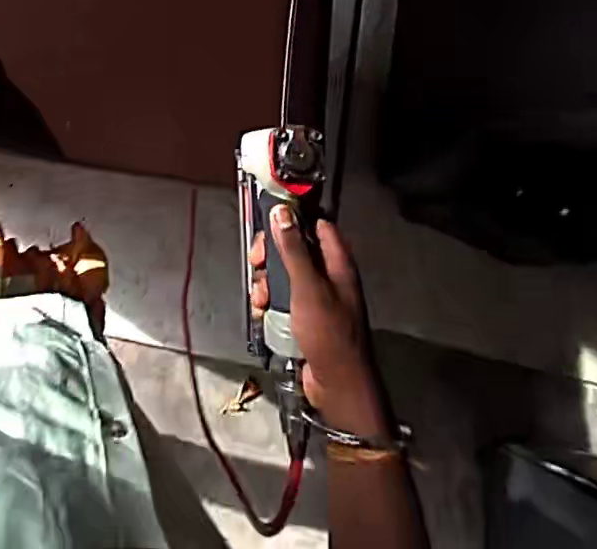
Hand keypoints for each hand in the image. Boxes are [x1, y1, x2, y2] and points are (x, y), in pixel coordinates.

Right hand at [251, 207, 390, 438]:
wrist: (338, 385)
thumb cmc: (329, 332)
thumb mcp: (308, 287)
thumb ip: (293, 249)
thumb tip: (281, 211)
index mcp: (337, 261)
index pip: (316, 224)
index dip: (294, 219)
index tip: (270, 222)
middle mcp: (327, 274)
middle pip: (294, 249)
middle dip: (272, 255)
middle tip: (258, 263)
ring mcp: (315, 297)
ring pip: (284, 275)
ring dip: (267, 282)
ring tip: (261, 297)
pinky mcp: (303, 316)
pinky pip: (282, 299)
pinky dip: (269, 302)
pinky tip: (262, 311)